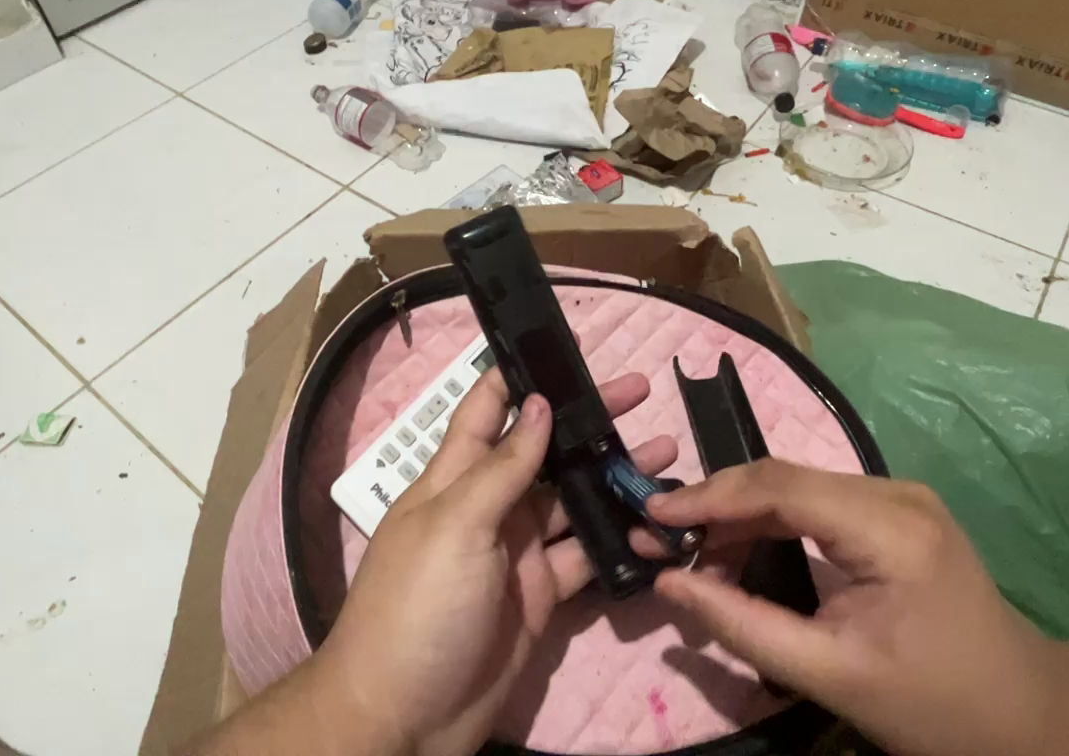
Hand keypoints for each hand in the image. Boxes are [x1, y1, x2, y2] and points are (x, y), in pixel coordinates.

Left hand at [315, 370, 677, 755]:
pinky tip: (655, 523)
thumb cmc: (418, 606)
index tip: (561, 349)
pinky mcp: (542, 596)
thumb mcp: (455, 526)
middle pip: (544, 451)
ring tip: (664, 452)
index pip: (486, 410)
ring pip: (573, 501)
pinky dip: (619, 541)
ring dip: (613, 478)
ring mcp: (518, 553)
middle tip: (639, 393)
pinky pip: (586, 558)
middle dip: (587, 422)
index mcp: (457, 478)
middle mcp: (490, 507)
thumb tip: (537, 404)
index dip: (519, 377)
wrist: (404, 718)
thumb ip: (502, 468)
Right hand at [644, 460, 1059, 755]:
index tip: (654, 516)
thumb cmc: (938, 707)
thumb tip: (668, 585)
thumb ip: (742, 626)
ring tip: (690, 551)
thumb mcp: (831, 676)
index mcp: (891, 529)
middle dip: (715, 506)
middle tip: (660, 536)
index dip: (710, 498)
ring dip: (737, 514)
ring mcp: (896, 496)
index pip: (780, 488)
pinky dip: (766, 522)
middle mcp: (894, 493)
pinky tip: (737, 548)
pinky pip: (811, 501)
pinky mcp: (891, 510)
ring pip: (791, 486)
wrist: (1032, 716)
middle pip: (781, 479)